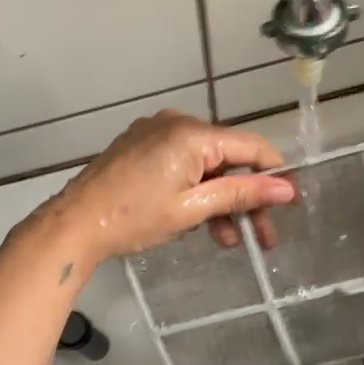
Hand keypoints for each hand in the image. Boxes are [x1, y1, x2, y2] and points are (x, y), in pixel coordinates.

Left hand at [41, 110, 296, 261]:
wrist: (74, 224)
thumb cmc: (133, 218)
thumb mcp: (192, 210)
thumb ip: (241, 195)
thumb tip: (286, 189)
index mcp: (192, 134)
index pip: (251, 148)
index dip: (274, 176)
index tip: (288, 205)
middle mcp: (177, 124)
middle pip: (228, 158)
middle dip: (245, 198)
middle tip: (261, 238)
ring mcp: (156, 134)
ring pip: (205, 165)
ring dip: (220, 200)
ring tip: (227, 240)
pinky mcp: (142, 147)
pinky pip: (182, 165)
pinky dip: (195, 191)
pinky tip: (198, 222)